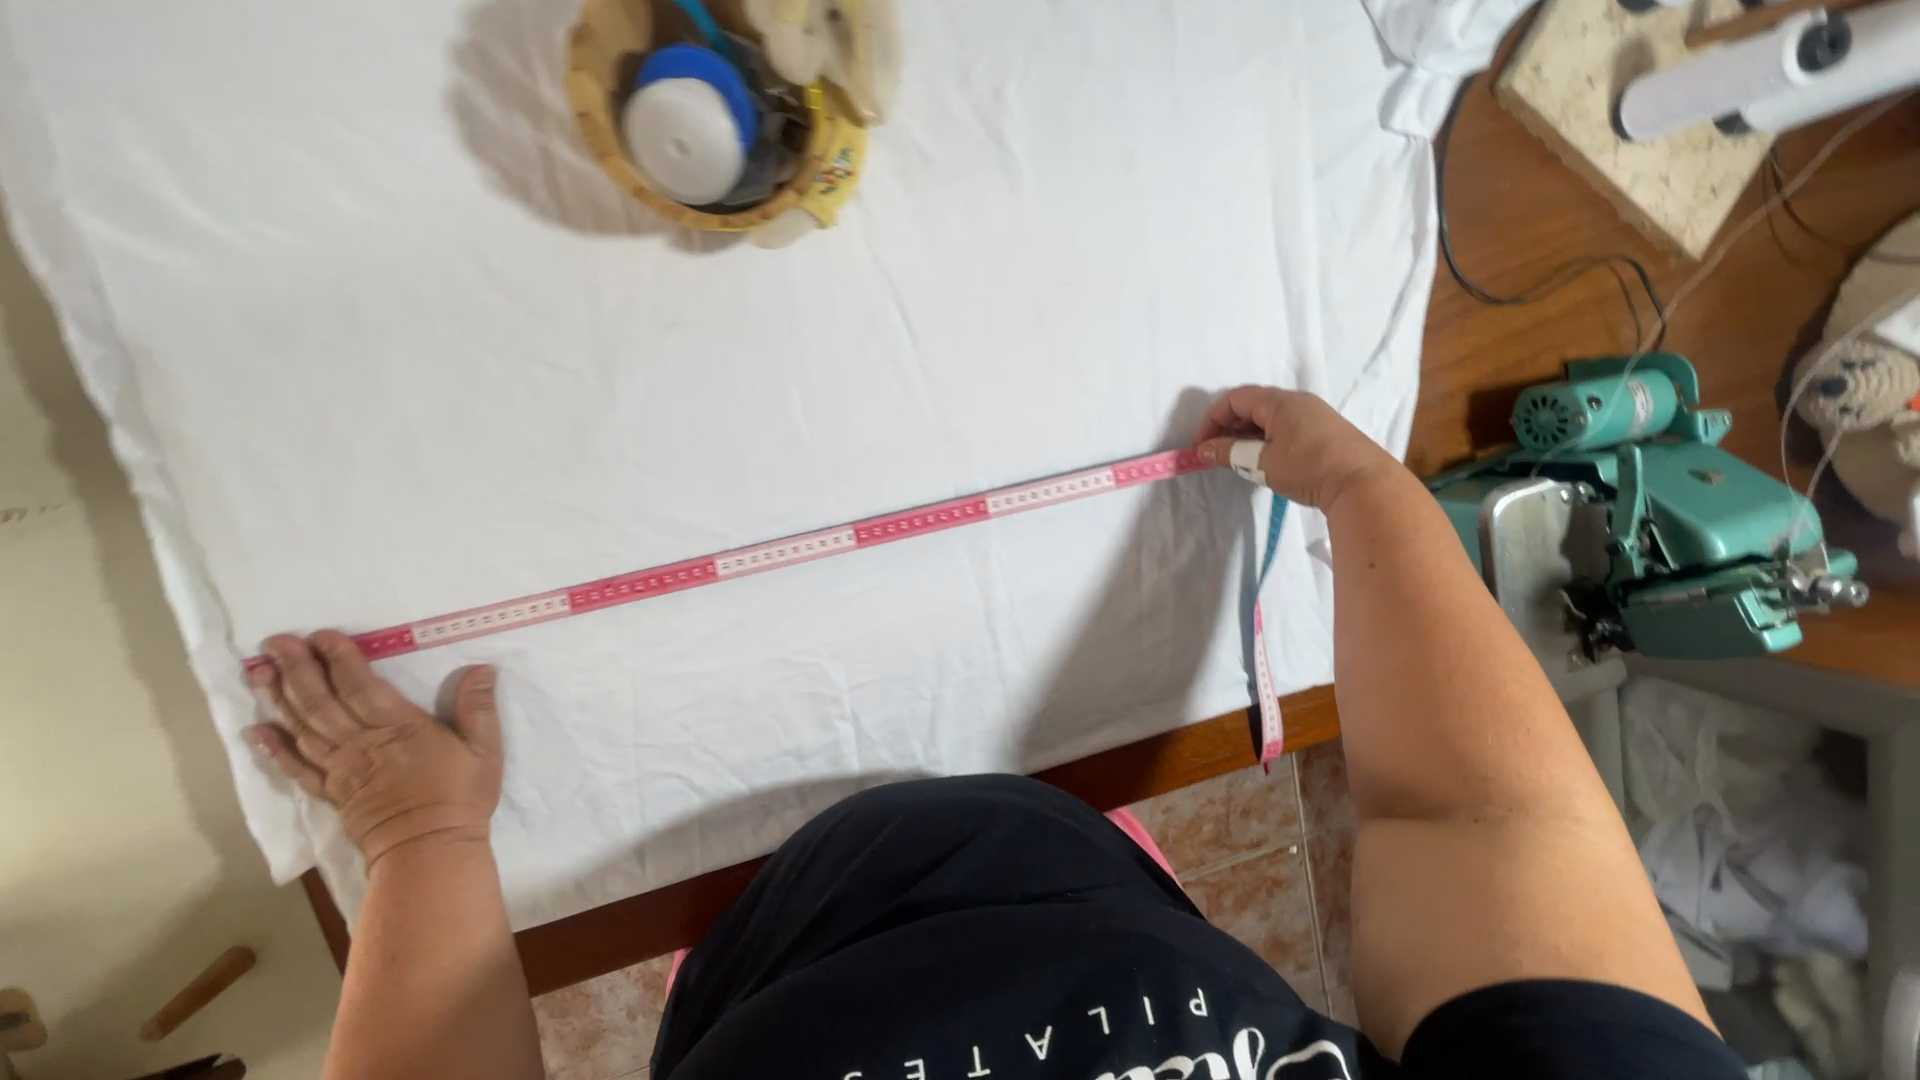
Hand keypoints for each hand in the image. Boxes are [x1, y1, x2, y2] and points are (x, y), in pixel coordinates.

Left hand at [247, 631, 503, 869]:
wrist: (428, 848)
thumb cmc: (461, 795)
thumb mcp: (485, 749)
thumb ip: (478, 708)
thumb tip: (482, 668)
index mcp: (400, 728)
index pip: (362, 686)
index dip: (341, 659)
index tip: (322, 635)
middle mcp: (362, 743)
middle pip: (322, 702)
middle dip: (298, 669)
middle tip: (276, 642)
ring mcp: (340, 768)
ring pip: (303, 728)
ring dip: (278, 698)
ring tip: (258, 671)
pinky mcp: (331, 792)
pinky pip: (296, 767)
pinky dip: (274, 749)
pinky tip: (257, 730)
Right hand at [1193, 386, 1401, 509]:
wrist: (1363, 484)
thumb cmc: (1308, 467)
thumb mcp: (1261, 462)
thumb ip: (1229, 453)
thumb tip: (1203, 449)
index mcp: (1280, 402)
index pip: (1236, 398)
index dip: (1213, 419)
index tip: (1202, 445)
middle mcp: (1298, 402)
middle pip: (1253, 406)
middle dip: (1228, 427)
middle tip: (1217, 453)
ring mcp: (1314, 416)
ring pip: (1270, 418)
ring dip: (1247, 436)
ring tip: (1238, 460)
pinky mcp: (1325, 433)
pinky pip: (1286, 428)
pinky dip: (1266, 440)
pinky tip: (1265, 462)